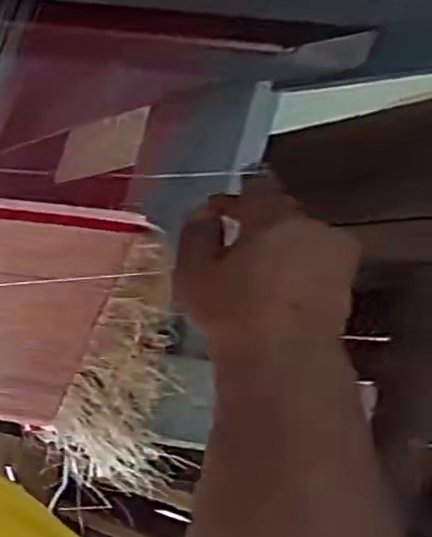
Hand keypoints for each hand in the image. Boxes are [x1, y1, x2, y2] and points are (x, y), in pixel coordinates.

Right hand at [174, 175, 358, 360]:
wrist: (282, 346)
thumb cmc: (227, 306)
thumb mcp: (192, 270)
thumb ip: (197, 235)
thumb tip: (205, 213)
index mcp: (273, 222)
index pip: (259, 190)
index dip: (234, 194)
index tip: (213, 206)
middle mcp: (313, 227)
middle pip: (280, 213)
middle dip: (253, 221)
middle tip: (223, 238)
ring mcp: (336, 248)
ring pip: (296, 234)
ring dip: (271, 242)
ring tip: (243, 263)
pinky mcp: (344, 270)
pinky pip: (309, 253)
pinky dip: (286, 258)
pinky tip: (266, 279)